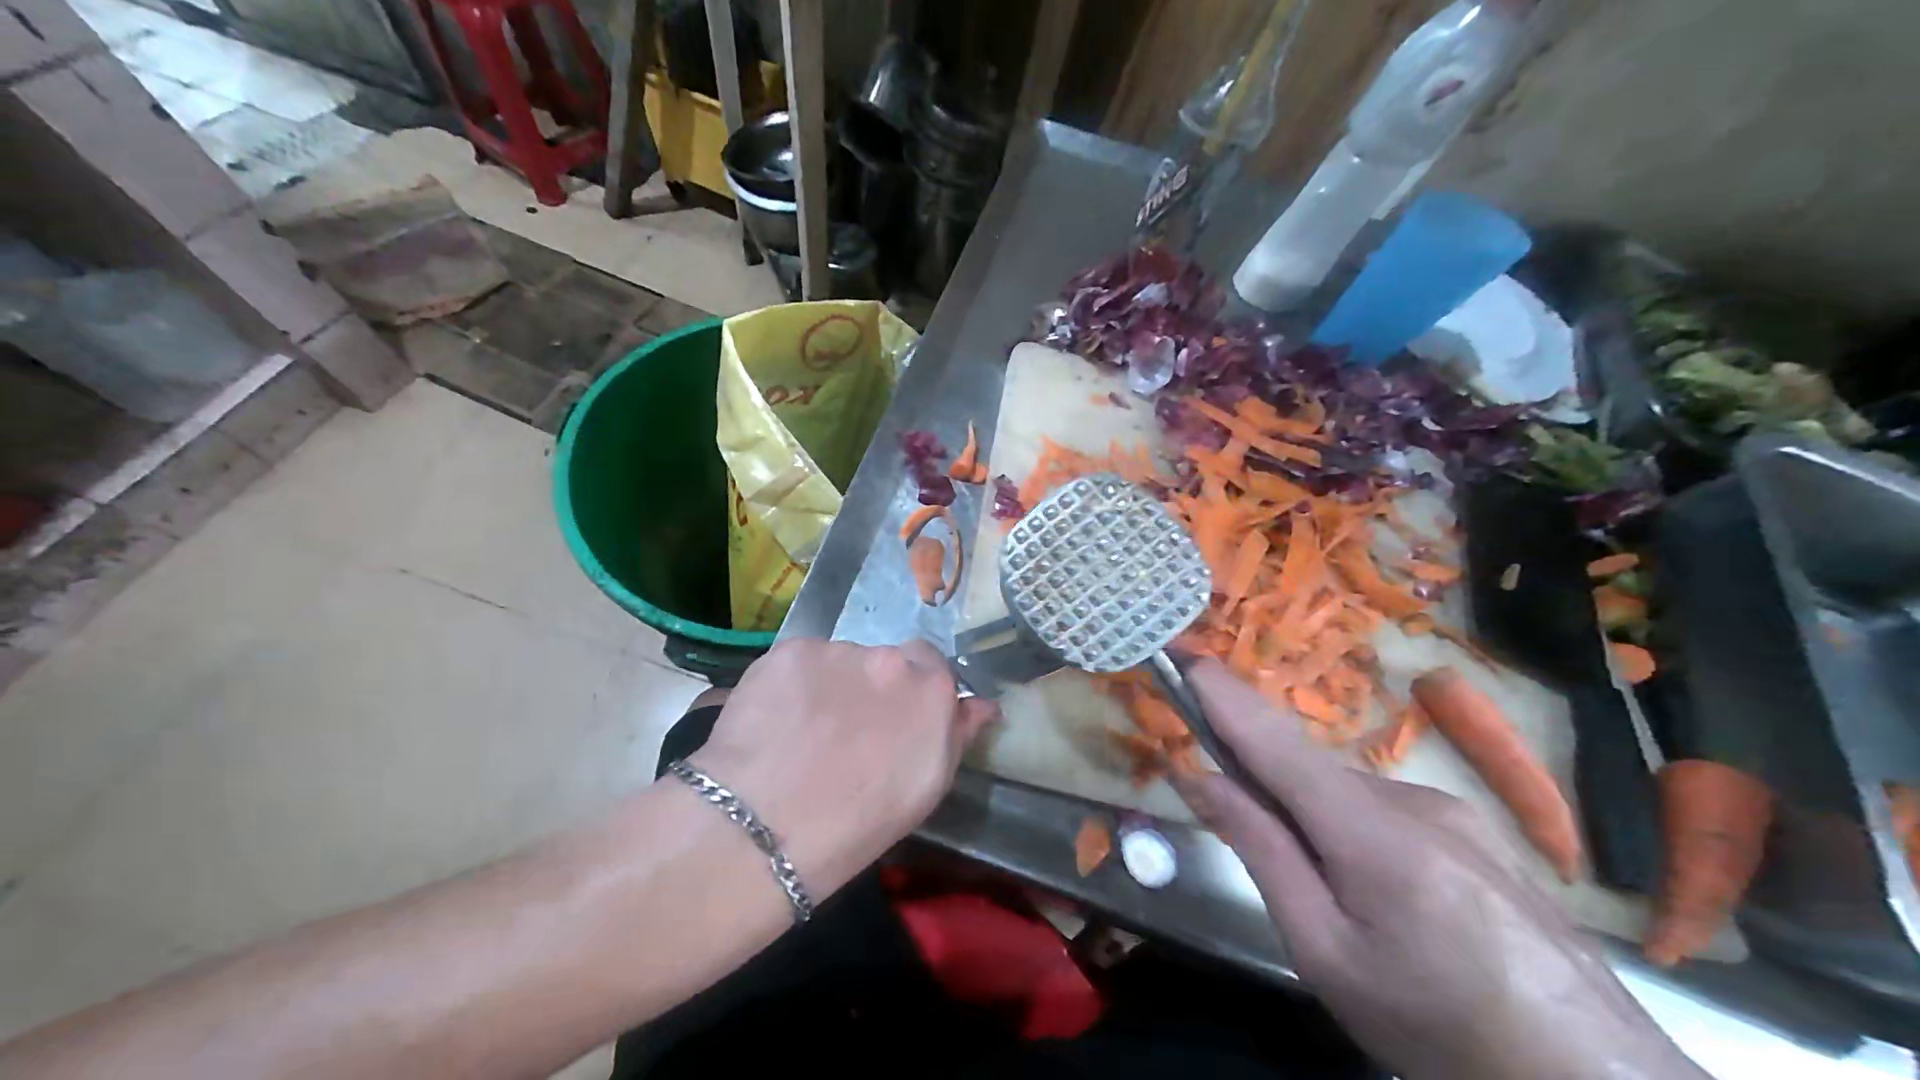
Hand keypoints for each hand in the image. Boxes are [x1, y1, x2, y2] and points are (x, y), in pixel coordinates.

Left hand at [688, 638, 996, 898]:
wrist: (764, 828)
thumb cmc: (858, 823)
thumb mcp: (926, 788)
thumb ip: (958, 734)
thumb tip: (982, 704)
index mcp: (931, 688)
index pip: (932, 665)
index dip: (912, 692)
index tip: (893, 721)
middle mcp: (889, 658)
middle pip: (886, 661)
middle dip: (873, 687)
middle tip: (847, 731)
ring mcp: (836, 650)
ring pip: (840, 661)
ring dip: (832, 684)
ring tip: (804, 731)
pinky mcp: (788, 651)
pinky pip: (801, 662)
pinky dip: (794, 684)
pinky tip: (778, 720)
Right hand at [1173, 660, 1705, 1079]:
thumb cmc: (1438, 1028)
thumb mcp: (1325, 953)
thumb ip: (1261, 852)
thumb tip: (1199, 778)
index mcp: (1375, 831)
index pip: (1277, 743)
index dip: (1225, 697)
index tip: (1183, 657)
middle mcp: (1418, 801)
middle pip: (1311, 772)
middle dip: (1265, 786)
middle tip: (1243, 839)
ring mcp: (1459, 816)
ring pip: (1350, 796)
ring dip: (1314, 818)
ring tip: (1331, 900)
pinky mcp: (1483, 838)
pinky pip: (1391, 814)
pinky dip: (1355, 831)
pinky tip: (1382, 900)